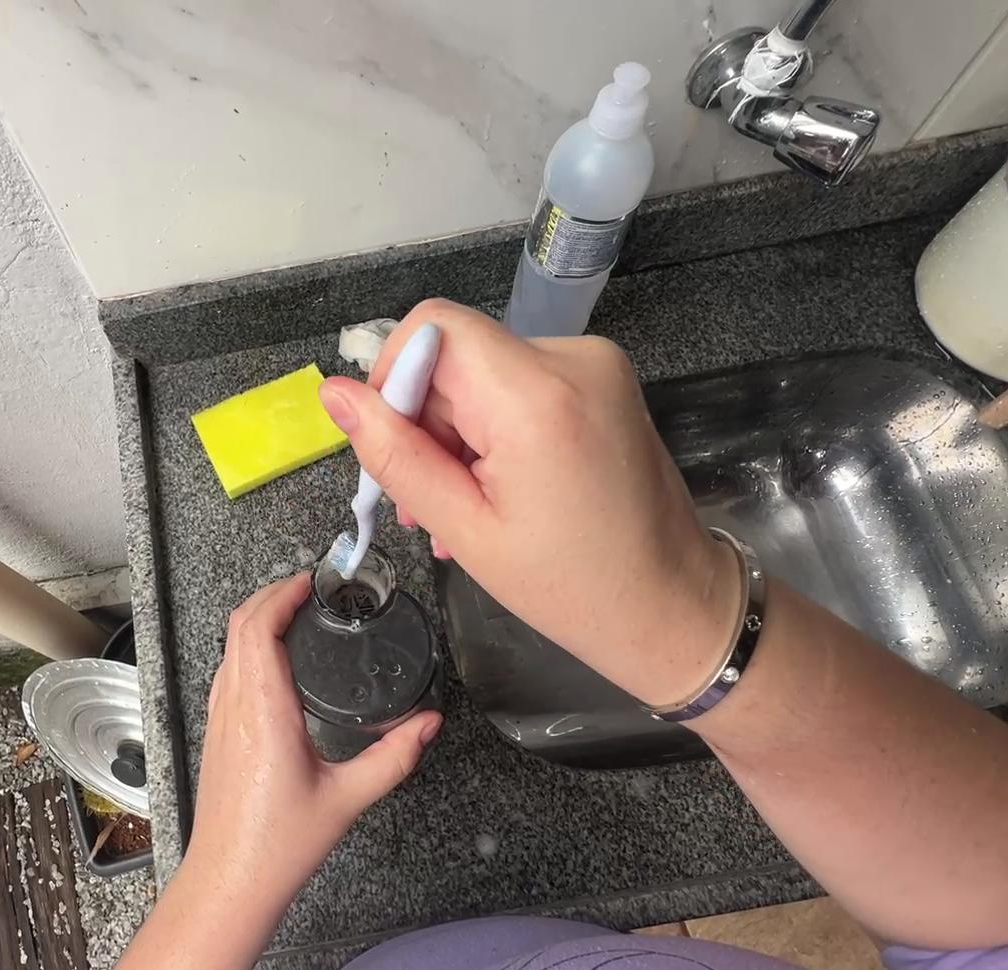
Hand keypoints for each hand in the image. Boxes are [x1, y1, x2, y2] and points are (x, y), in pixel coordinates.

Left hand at [185, 573, 441, 904]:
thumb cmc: (278, 846)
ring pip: (230, 645)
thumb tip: (428, 724)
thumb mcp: (347, 798)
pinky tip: (279, 657)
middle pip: (240, 625)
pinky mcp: (219, 730)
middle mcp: (234, 704)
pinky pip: (229, 668)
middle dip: (272, 594)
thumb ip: (394, 757)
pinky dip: (250, 644)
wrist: (229, 883)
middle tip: (311, 588)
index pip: (259, 628)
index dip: (282, 594)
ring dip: (259, 617)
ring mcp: (220, 716)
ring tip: (299, 611)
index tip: (311, 582)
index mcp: (264, 710)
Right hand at [317, 298, 741, 706]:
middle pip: (456, 354)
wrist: (671, 604)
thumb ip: (395, 454)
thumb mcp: (463, 527)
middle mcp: (573, 357)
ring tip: (462, 506)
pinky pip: (516, 385)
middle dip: (426, 421)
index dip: (395, 376)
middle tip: (426, 500)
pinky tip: (495, 486)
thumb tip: (336, 393)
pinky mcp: (602, 379)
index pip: (433, 327)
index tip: (396, 446)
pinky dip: (492, 430)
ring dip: (456, 433)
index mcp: (537, 395)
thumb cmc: (568, 586)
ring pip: (481, 372)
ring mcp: (595, 364)